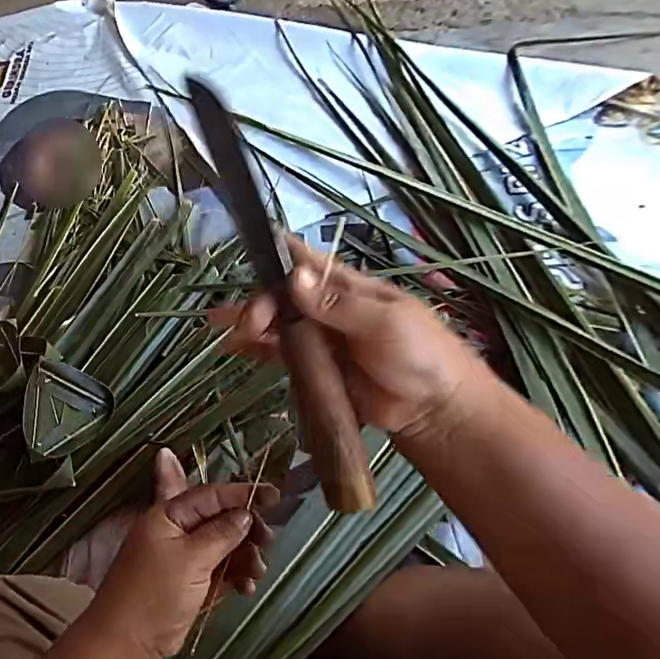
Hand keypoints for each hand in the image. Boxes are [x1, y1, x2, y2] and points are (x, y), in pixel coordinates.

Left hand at [86, 449, 274, 658]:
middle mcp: (177, 531)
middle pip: (220, 519)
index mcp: (169, 515)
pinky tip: (247, 588)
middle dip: (246, 528)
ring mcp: (185, 557)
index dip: (241, 493)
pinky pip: (221, 570)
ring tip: (257, 572)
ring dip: (244, 556)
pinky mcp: (192, 582)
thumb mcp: (191, 558)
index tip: (273, 494)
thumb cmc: (156, 591)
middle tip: (268, 539)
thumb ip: (220, 534)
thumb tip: (244, 514)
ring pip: (224, 546)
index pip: (209, 495)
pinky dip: (236, 576)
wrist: (130, 641)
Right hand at [208, 235, 492, 439]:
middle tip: (249, 325)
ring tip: (224, 331)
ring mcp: (319, 339)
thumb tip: (293, 277)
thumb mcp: (384, 323)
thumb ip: (338, 304)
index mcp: (347, 287)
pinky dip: (255, 350)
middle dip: (260, 304)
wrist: (435, 410)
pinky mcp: (314, 368)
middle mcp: (326, 308)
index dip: (279, 253)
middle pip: (282, 296)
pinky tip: (234, 349)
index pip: (306, 261)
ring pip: (275, 324)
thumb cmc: (422, 355)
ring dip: (250, 324)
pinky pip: (279, 354)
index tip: (252, 248)